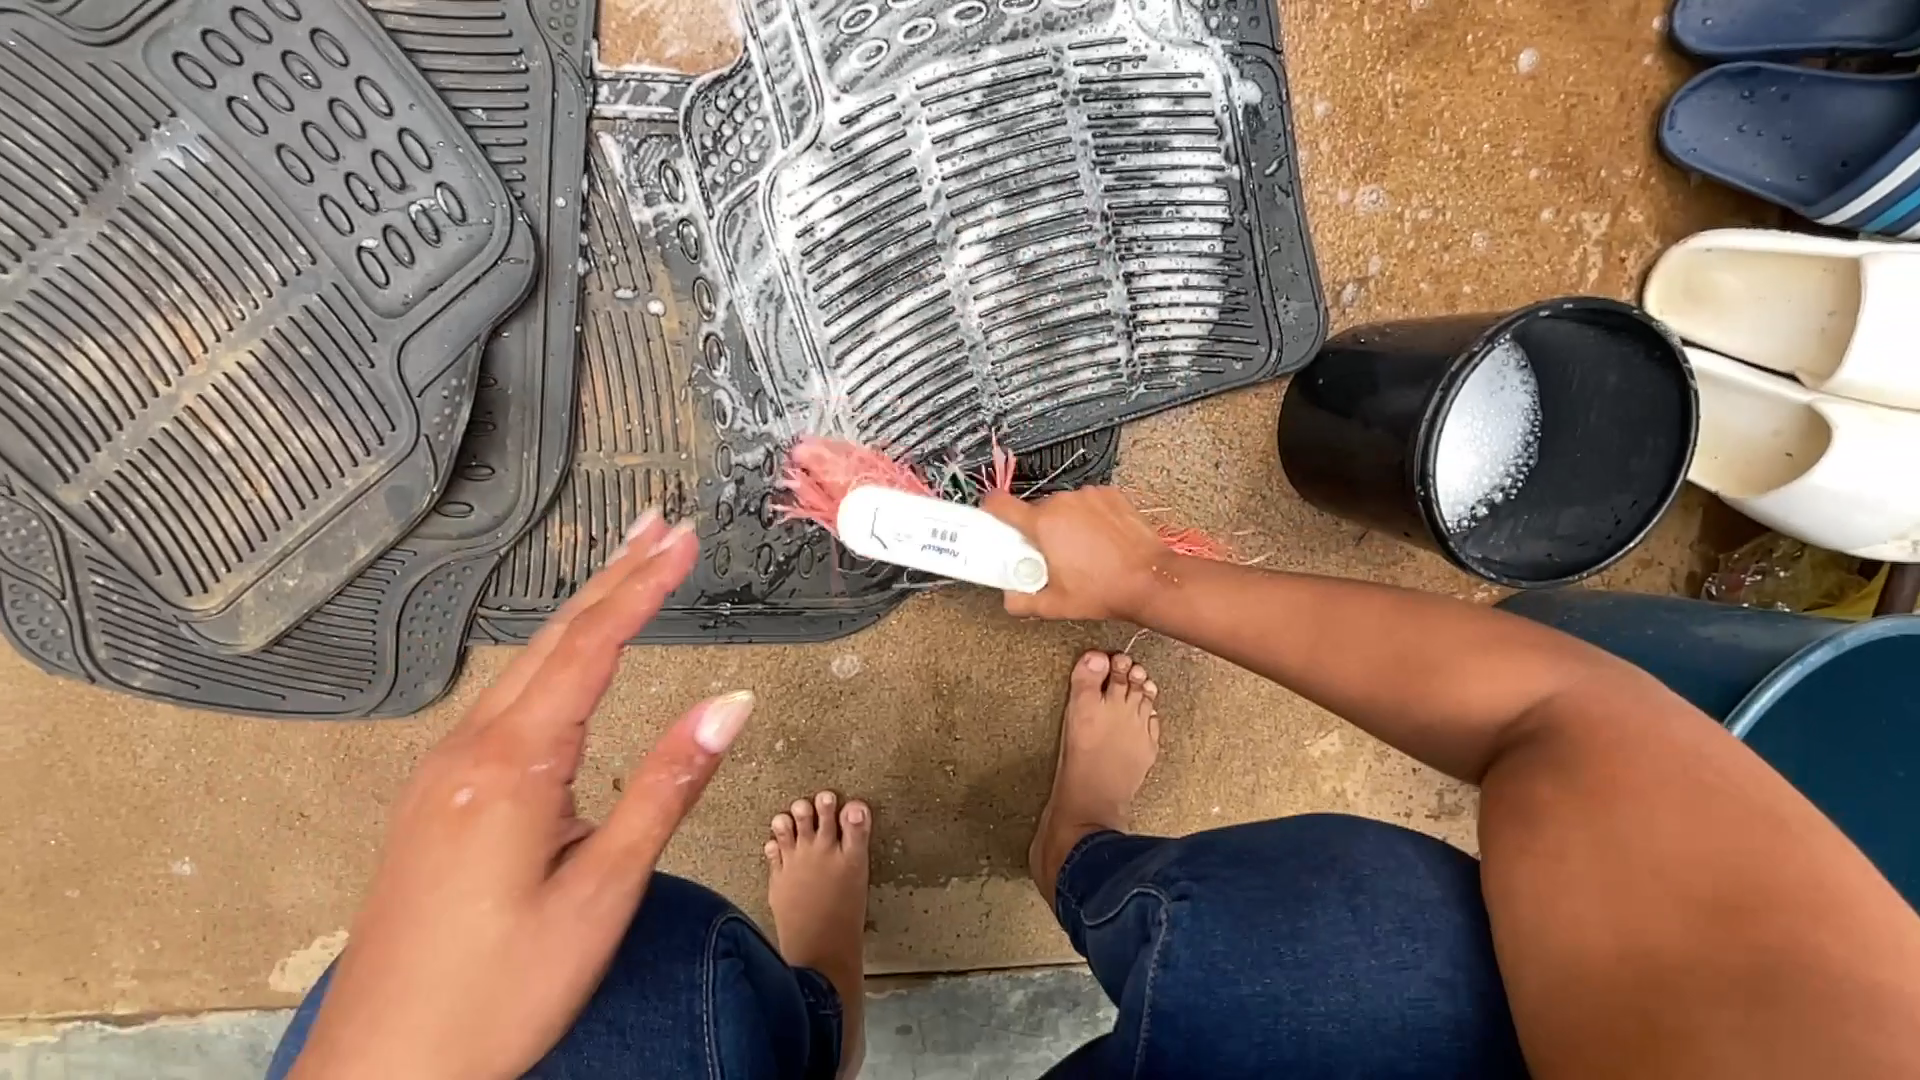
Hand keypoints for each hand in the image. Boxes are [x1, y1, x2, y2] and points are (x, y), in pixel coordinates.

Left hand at [288, 511, 753, 1079]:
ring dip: (582, 610)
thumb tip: (729, 703)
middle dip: (611, 575)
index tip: (682, 539)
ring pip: (526, 664)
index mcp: (514, 764)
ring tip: (627, 568)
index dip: (642, 585)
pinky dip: (552, 655)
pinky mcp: (440, 792)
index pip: (592, 646)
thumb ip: (667, 785)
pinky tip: (568, 655)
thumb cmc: (500, 989)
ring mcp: (445, 768)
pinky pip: (506, 698)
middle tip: (657, 524)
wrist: (380, 1075)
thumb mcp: (604, 889)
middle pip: (553, 638)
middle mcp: (471, 748)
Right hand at [982, 487, 1170, 621]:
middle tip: (1049, 557)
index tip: (993, 522)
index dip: (991, 511)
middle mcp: (1064, 503)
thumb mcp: (1055, 605)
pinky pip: (1087, 503)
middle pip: (1035, 511)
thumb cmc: (1106, 589)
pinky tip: (1098, 542)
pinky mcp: (1110, 495)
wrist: (1150, 580)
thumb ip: (1022, 601)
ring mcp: (1088, 496)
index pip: (999, 504)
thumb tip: (1010, 598)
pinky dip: (1087, 518)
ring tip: (1080, 552)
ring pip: (1063, 507)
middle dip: (1037, 531)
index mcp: (1043, 524)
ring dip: (1064, 524)